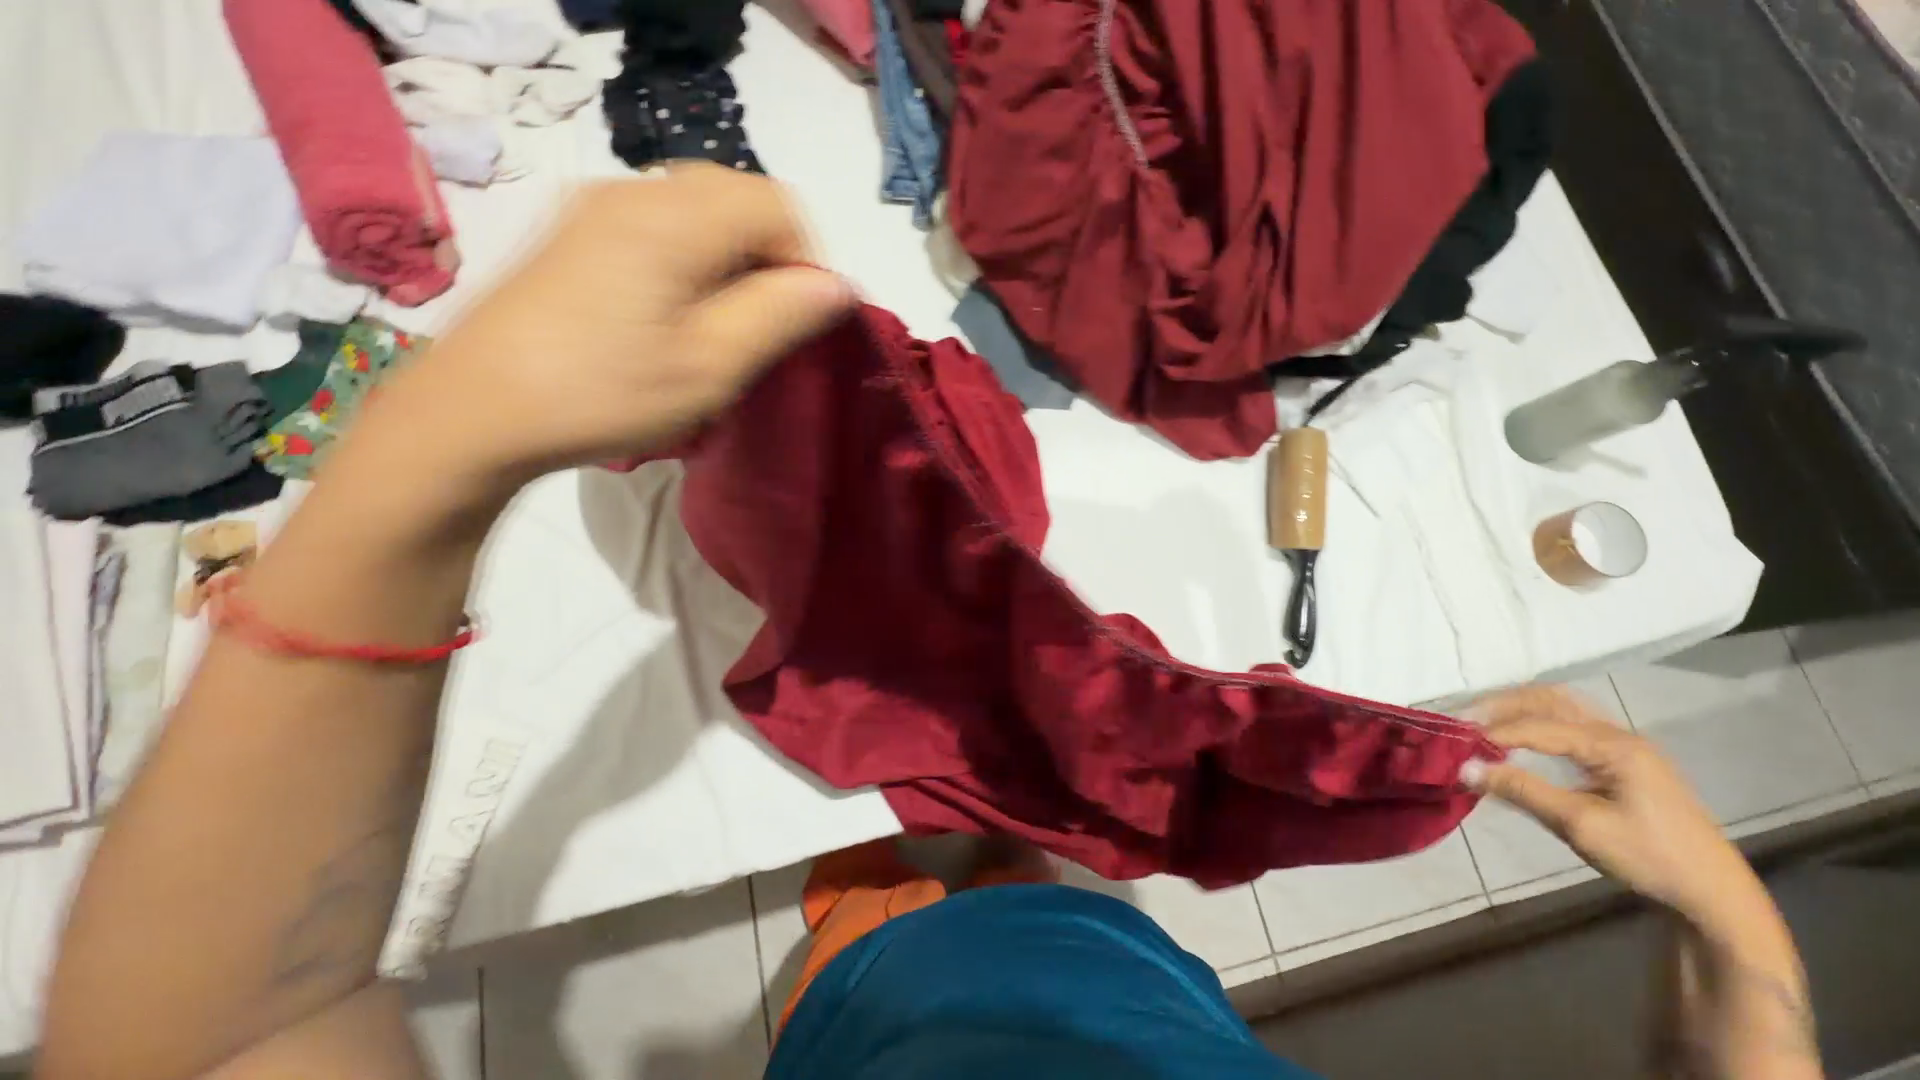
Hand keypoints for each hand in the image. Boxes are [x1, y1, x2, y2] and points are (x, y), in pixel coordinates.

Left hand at [387, 163, 858, 481]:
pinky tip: (668, 313)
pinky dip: (687, 257)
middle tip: (759, 327)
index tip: (795, 324)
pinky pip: (656, 223)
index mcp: (672, 217)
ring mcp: (594, 207)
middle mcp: (632, 191)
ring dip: (728, 258)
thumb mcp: (709, 366)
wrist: (472, 411)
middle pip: (736, 196)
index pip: (777, 204)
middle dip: (767, 256)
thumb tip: (835, 285)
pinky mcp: (571, 232)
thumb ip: (780, 315)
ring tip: (716, 326)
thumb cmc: (601, 393)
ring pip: (696, 209)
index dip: (805, 260)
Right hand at [1464, 686, 1765, 926]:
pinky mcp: (1624, 762)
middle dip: (1505, 705)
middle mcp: (1619, 735)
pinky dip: (1539, 725)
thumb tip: (1467, 769)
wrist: (1711, 892)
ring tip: (1485, 725)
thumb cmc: (1648, 857)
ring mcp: (1624, 746)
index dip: (1495, 731)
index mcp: (1614, 746)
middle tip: (1465, 720)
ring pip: (1563, 709)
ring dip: (1521, 711)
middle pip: (1552, 700)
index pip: (1540, 725)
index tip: (1457, 742)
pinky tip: (1520, 741)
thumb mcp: (1580, 825)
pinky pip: (1572, 727)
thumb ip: (1522, 792)